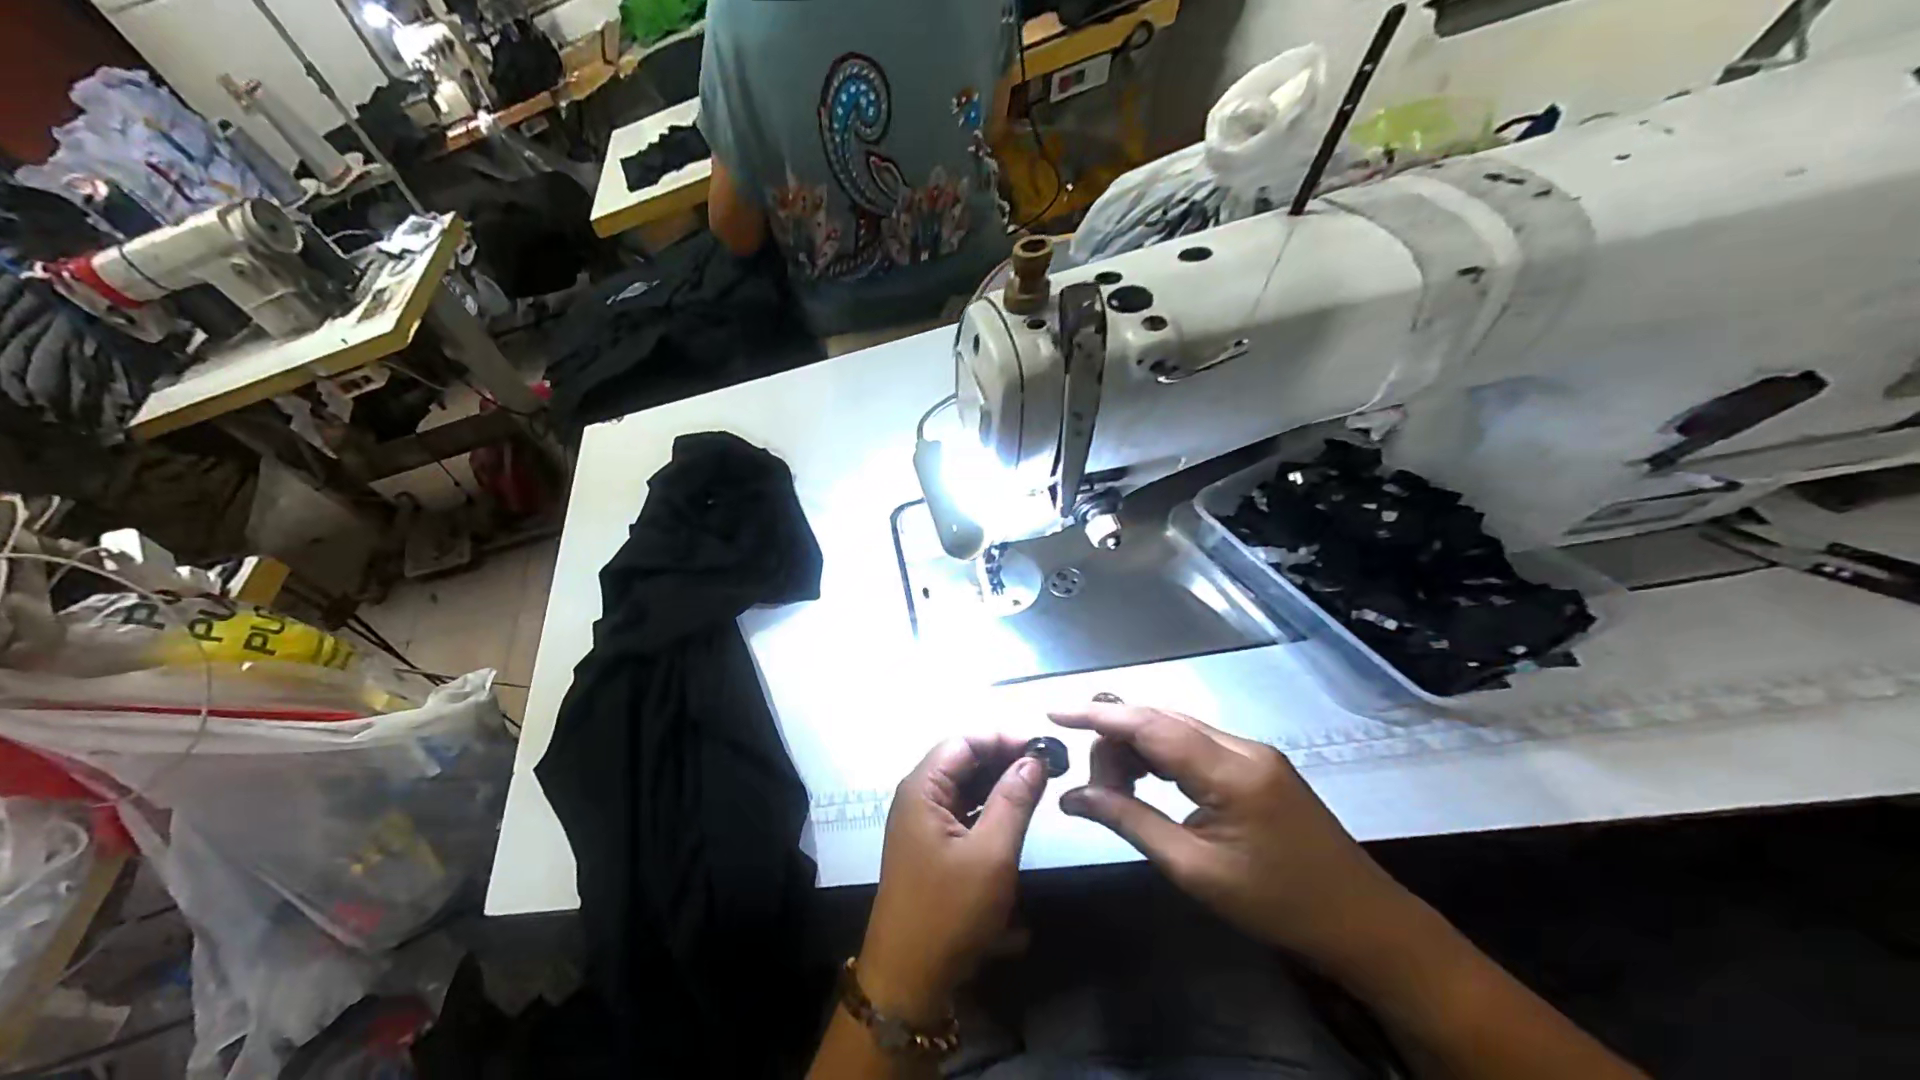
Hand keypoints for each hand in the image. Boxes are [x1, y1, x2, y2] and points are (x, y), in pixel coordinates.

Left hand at [858, 735, 1048, 1022]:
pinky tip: (1017, 817)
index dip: (1004, 738)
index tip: (1044, 748)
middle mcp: (917, 798)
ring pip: (965, 787)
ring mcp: (922, 824)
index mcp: (922, 790)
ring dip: (1000, 784)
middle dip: (1005, 759)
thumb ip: (1014, 800)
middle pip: (963, 761)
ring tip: (1041, 788)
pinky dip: (990, 809)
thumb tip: (1034, 759)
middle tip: (1050, 767)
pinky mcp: (932, 848)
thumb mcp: (991, 854)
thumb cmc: (949, 912)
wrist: (908, 980)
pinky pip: (963, 813)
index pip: (964, 742)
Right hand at [1050, 701, 1416, 973]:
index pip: (1150, 725)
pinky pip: (1195, 744)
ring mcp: (1252, 752)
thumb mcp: (1194, 869)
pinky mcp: (1257, 764)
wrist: (1362, 921)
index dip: (1098, 715)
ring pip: (1176, 729)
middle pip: (1160, 720)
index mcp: (1229, 770)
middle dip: (1114, 740)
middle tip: (1090, 786)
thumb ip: (1131, 822)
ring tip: (1115, 791)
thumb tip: (1073, 797)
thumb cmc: (1277, 904)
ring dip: (1137, 749)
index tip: (1054, 714)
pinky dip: (1161, 757)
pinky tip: (1147, 784)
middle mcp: (1241, 746)